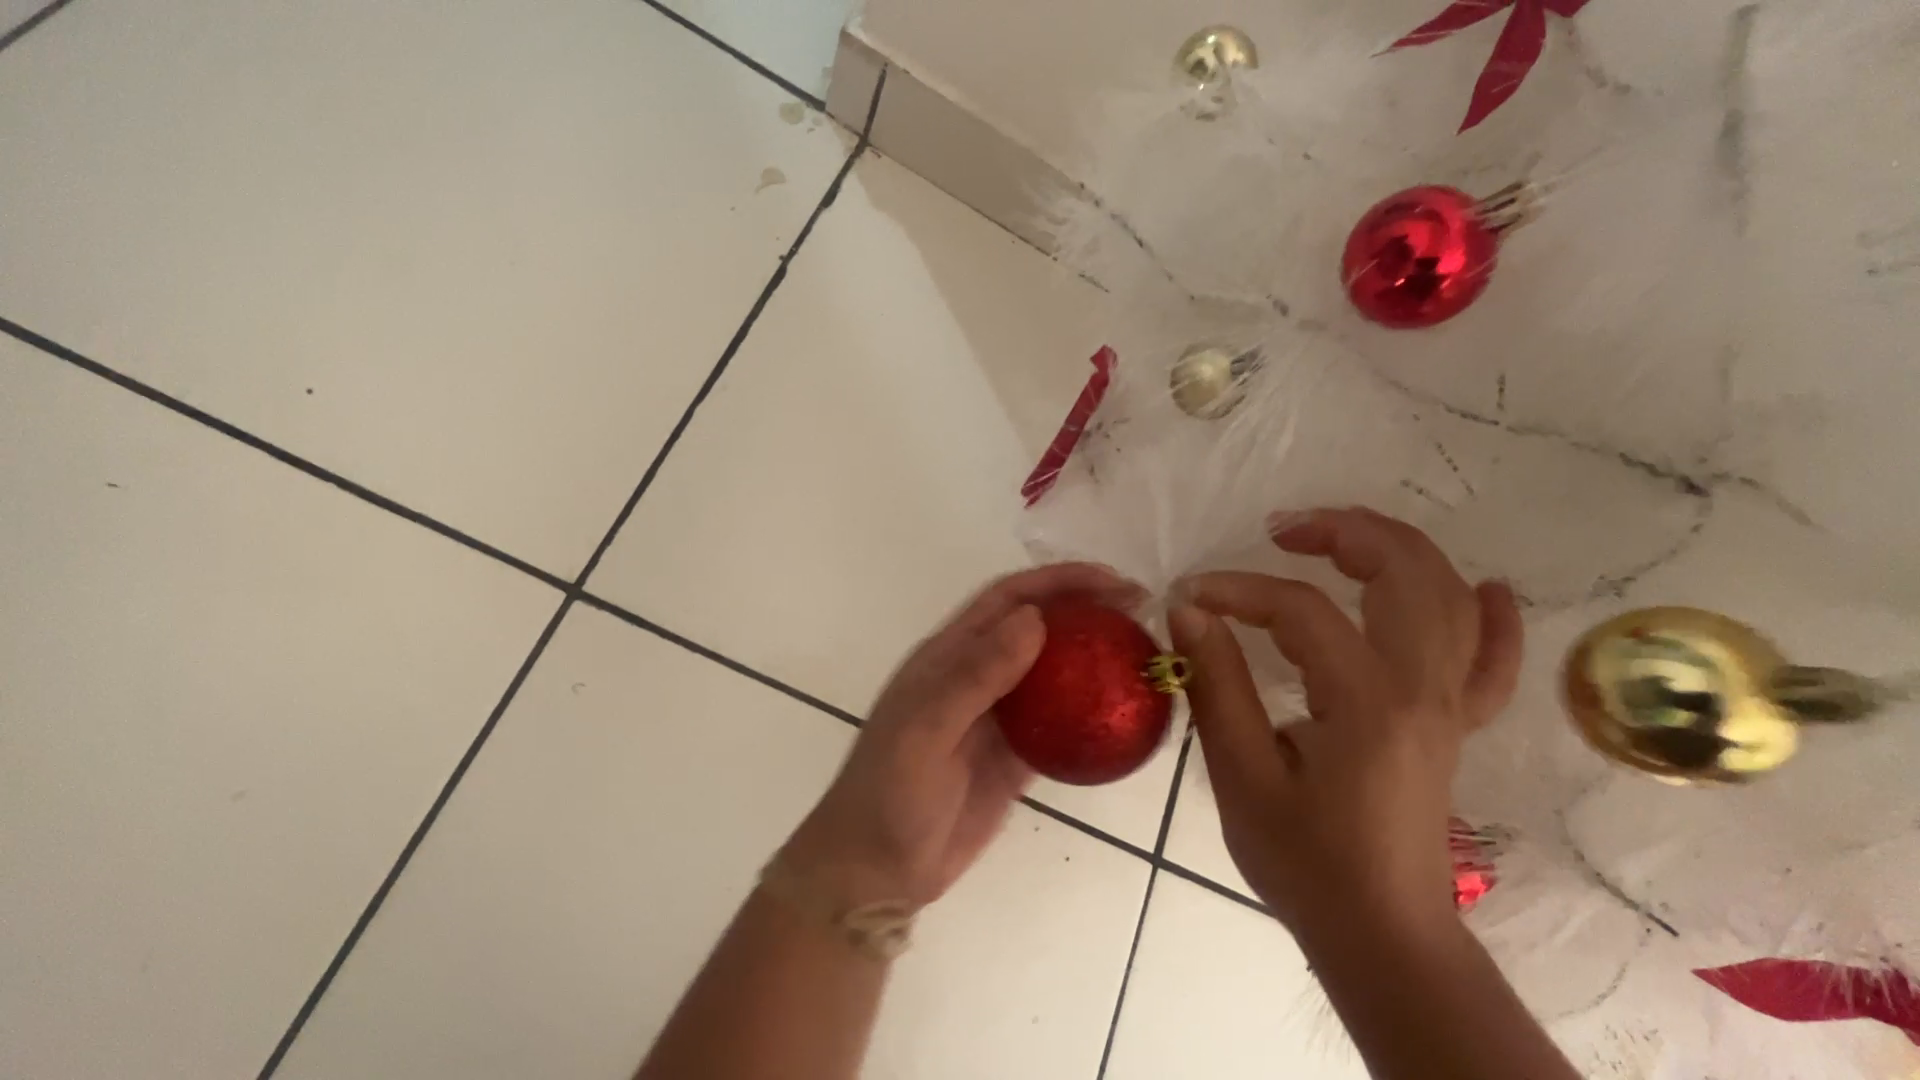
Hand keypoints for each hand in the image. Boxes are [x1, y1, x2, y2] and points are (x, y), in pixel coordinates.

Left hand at [782, 563, 1145, 909]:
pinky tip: (1128, 716)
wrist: (878, 871)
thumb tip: (1034, 619)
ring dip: (1095, 660)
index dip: (1058, 581)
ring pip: (1054, 674)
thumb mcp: (925, 730)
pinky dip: (1093, 716)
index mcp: (949, 656)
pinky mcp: (1016, 758)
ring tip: (1144, 656)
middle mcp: (976, 677)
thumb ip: (974, 676)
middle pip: (1038, 629)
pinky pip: (1062, 727)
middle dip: (1086, 611)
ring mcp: (998, 718)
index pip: (1008, 599)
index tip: (1112, 581)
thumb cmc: (890, 794)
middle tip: (1143, 614)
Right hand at [1167, 508, 1522, 935]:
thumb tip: (1189, 611)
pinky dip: (1492, 618)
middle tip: (1280, 531)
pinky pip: (1492, 660)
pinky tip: (1486, 588)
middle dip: (1341, 532)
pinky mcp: (1456, 724)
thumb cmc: (1304, 862)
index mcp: (1369, 700)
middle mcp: (1424, 687)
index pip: (1301, 610)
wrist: (1381, 933)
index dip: (1238, 591)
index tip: (1187, 598)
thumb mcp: (1243, 776)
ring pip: (1448, 596)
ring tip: (1338, 537)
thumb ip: (1218, 686)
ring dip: (1397, 549)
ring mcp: (1450, 703)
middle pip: (1405, 571)